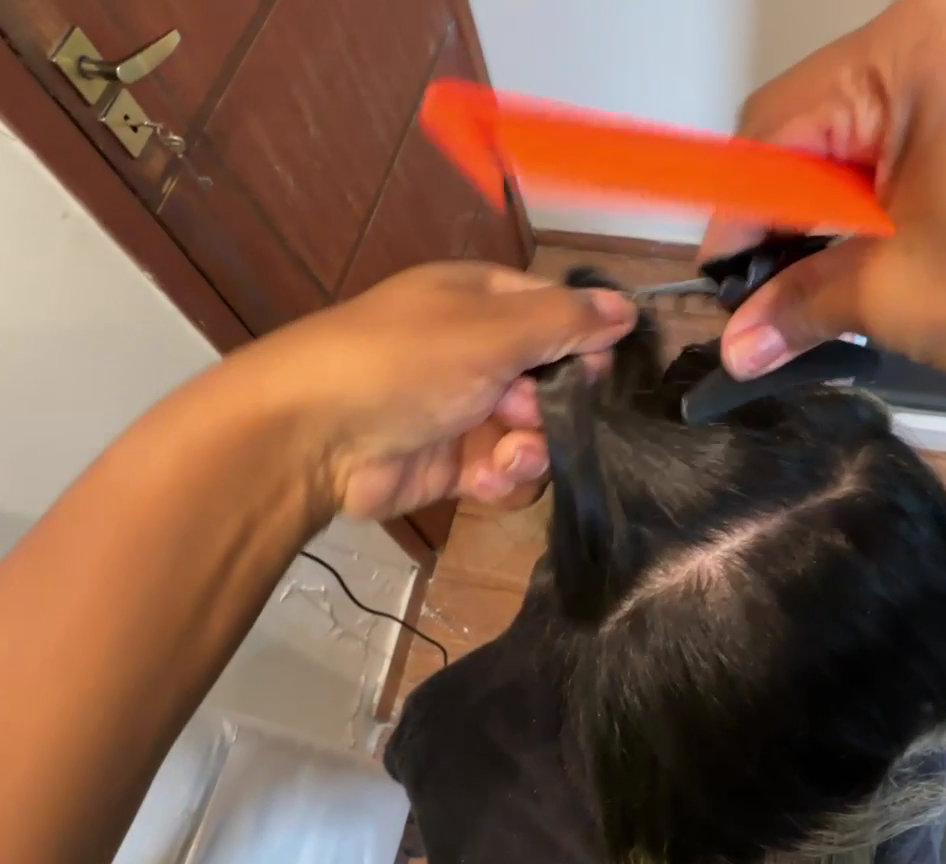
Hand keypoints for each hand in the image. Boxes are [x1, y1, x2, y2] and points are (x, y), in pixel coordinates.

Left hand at [234, 261, 634, 520]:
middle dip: (553, 408)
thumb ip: (566, 322)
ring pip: (537, 435)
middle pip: (555, 384)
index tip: (594, 372)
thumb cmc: (406, 362)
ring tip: (504, 455)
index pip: (559, 317)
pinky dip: (503, 478)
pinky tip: (484, 478)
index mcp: (484, 304)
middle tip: (524, 412)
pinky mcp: (457, 463)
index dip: (583, 346)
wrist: (316, 438)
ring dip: (530, 450)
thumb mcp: (492, 329)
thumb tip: (628, 307)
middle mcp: (480, 354)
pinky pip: (507, 471)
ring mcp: (468, 411)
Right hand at [706, 0, 945, 397]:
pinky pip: (905, 137)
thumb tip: (736, 344)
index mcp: (922, 46)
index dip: (736, 215)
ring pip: (855, 135)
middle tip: (768, 294)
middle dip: (783, 217)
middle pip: (812, 123)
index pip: (776, 128)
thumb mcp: (894, 298)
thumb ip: (798, 306)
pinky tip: (876, 254)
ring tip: (829, 284)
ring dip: (828, 215)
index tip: (715, 281)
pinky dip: (875, 200)